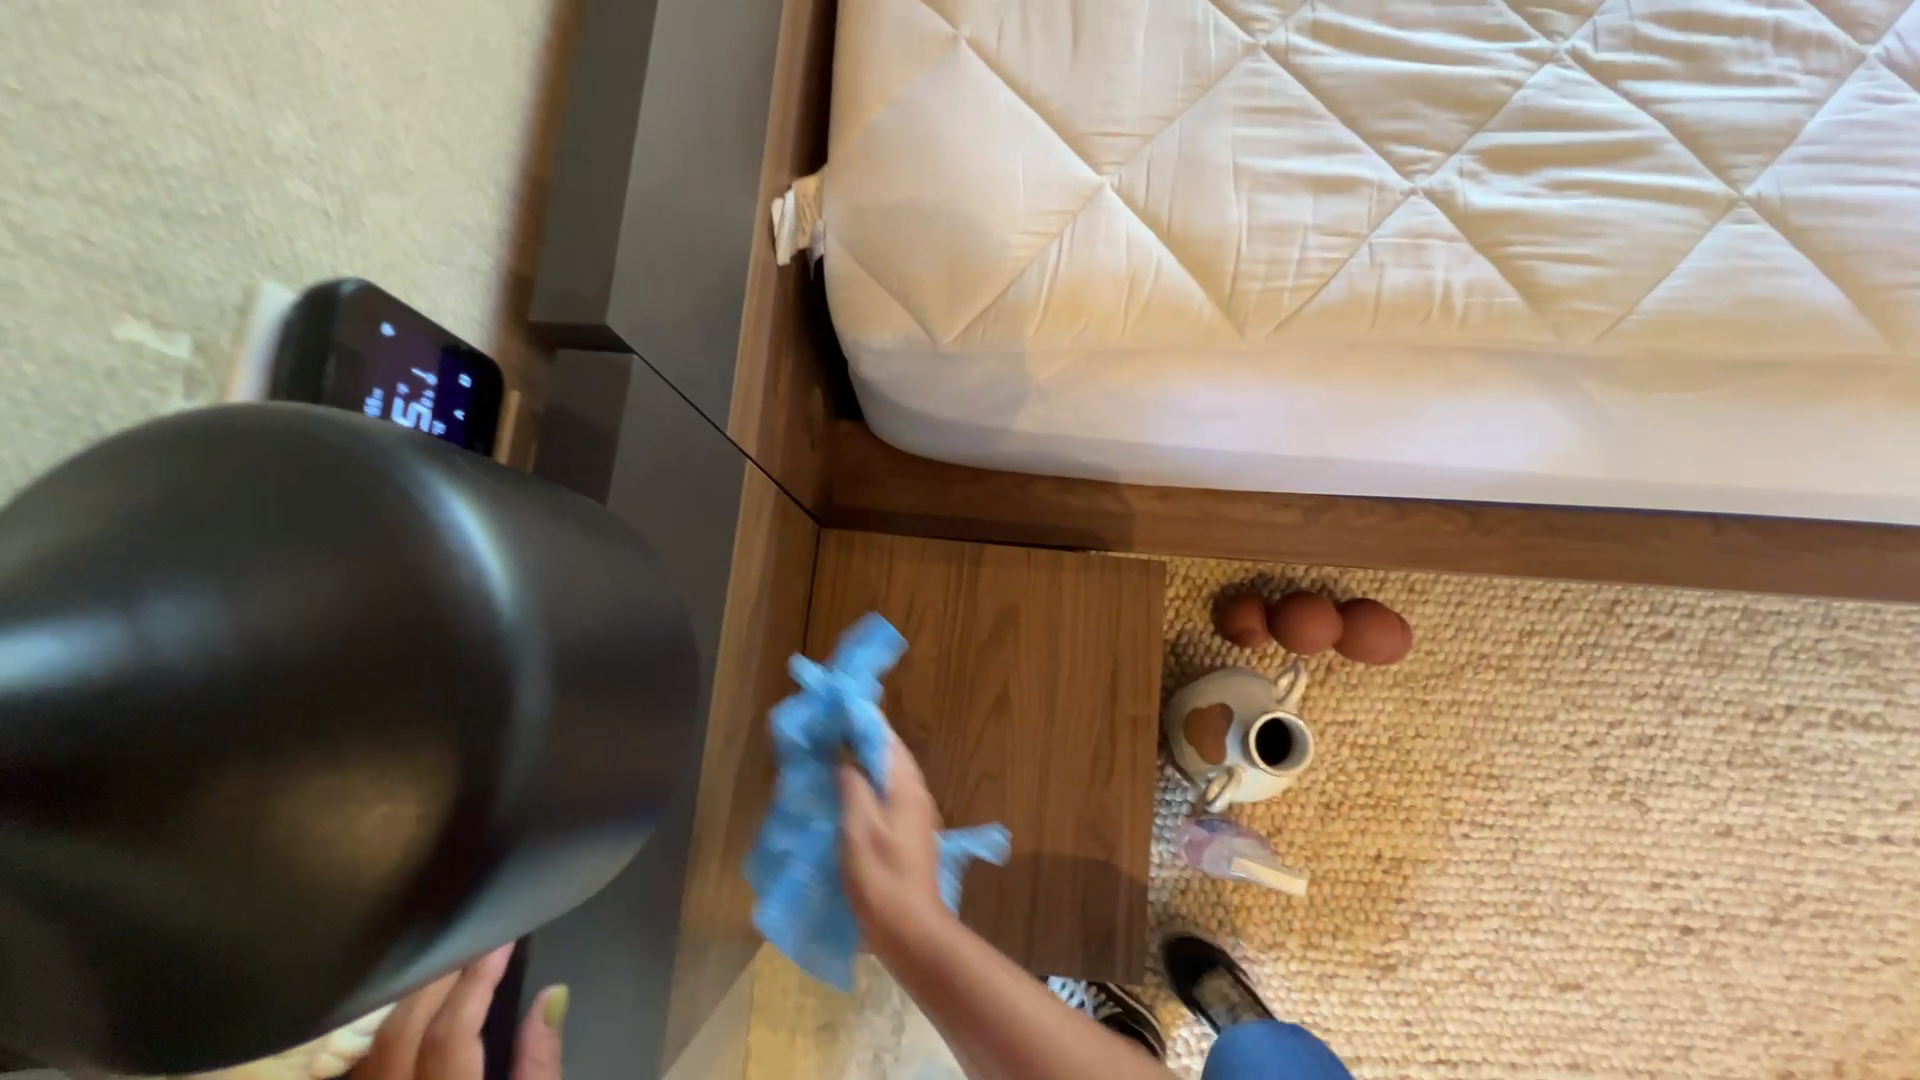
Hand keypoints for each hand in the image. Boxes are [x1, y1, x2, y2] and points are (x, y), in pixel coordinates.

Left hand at [353, 946, 565, 1079]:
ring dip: (412, 996)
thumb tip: (552, 994)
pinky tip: (418, 1003)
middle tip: (474, 939)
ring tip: (448, 961)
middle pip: (401, 1033)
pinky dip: (392, 1024)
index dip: (475, 982)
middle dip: (437, 979)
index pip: (449, 1035)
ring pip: (374, 1044)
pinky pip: (365, 1061)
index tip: (502, 942)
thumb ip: (540, 1062)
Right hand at [840, 737, 948, 952]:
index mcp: (906, 786)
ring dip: (860, 765)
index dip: (860, 721)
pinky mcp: (907, 835)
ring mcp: (914, 816)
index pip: (884, 738)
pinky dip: (864, 788)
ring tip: (827, 758)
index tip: (832, 710)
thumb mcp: (858, 829)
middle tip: (823, 733)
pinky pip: (884, 798)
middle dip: (857, 741)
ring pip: (885, 777)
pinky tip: (842, 798)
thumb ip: (852, 788)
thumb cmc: (882, 878)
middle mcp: (915, 794)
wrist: (911, 931)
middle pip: (887, 755)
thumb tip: (845, 760)